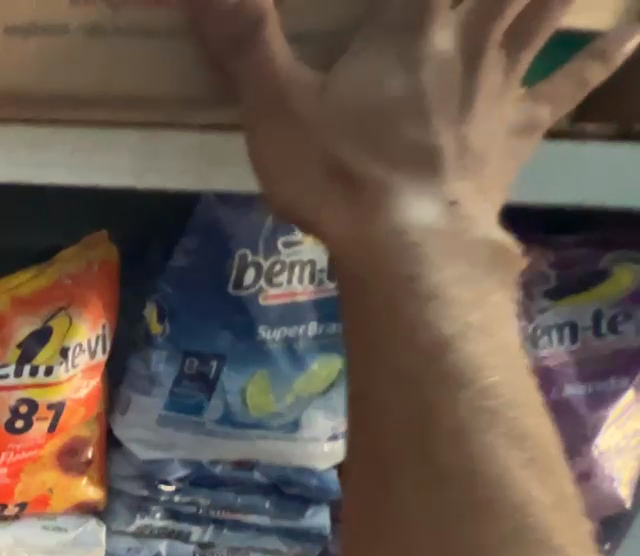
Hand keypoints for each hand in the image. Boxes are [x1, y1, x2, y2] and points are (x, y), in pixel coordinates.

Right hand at [186, 0, 639, 259]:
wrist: (403, 239)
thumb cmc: (334, 172)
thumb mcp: (273, 108)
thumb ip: (246, 43)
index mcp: (409, 24)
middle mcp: (470, 34)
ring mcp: (503, 80)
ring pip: (552, 5)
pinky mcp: (519, 127)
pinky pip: (575, 80)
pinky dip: (609, 50)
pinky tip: (633, 26)